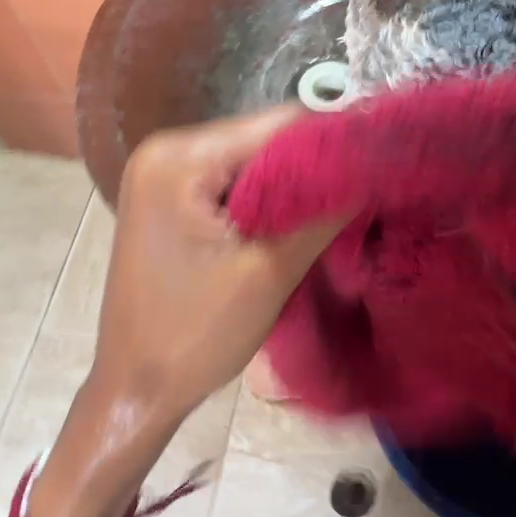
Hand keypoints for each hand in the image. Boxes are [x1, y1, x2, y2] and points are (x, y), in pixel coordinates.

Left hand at [92, 104, 348, 416]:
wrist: (135, 392)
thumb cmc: (194, 335)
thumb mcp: (270, 271)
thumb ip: (323, 212)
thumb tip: (373, 170)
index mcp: (178, 159)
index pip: (276, 124)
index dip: (334, 142)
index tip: (381, 161)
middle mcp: (164, 151)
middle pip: (262, 140)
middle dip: (313, 166)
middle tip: (363, 190)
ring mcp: (162, 175)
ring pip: (251, 162)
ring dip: (292, 185)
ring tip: (338, 207)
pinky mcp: (169, 200)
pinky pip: (231, 183)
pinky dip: (266, 199)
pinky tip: (297, 221)